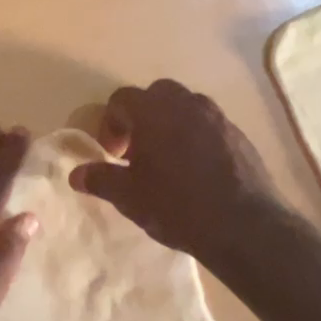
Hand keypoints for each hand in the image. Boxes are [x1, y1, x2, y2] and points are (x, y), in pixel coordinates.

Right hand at [69, 79, 292, 260]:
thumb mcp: (129, 197)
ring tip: (168, 160)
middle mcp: (186, 103)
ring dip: (171, 124)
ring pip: (185, 106)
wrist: (244, 226)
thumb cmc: (177, 206)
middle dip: (142, 117)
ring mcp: (217, 117)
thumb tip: (77, 174)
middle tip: (138, 152)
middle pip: (156, 95)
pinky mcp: (239, 135)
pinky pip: (209, 125)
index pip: (121, 99)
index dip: (110, 124)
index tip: (113, 155)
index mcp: (153, 111)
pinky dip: (196, 137)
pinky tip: (196, 170)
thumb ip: (100, 179)